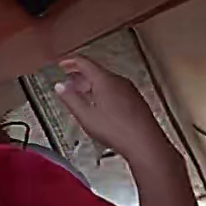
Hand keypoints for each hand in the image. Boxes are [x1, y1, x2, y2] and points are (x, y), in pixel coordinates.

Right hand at [54, 55, 178, 167]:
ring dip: (91, 85)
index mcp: (105, 80)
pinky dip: (103, 92)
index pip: (84, 62)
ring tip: (82, 95)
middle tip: (69, 81)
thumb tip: (60, 87)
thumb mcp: (85, 116)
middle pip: (96, 71)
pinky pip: (116, 89)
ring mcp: (129, 90)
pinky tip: (100, 106)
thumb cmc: (118, 131)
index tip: (62, 64)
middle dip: (79, 75)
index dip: (70, 61)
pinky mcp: (136, 101)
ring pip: (106, 81)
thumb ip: (70, 98)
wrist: (146, 144)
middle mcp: (119, 81)